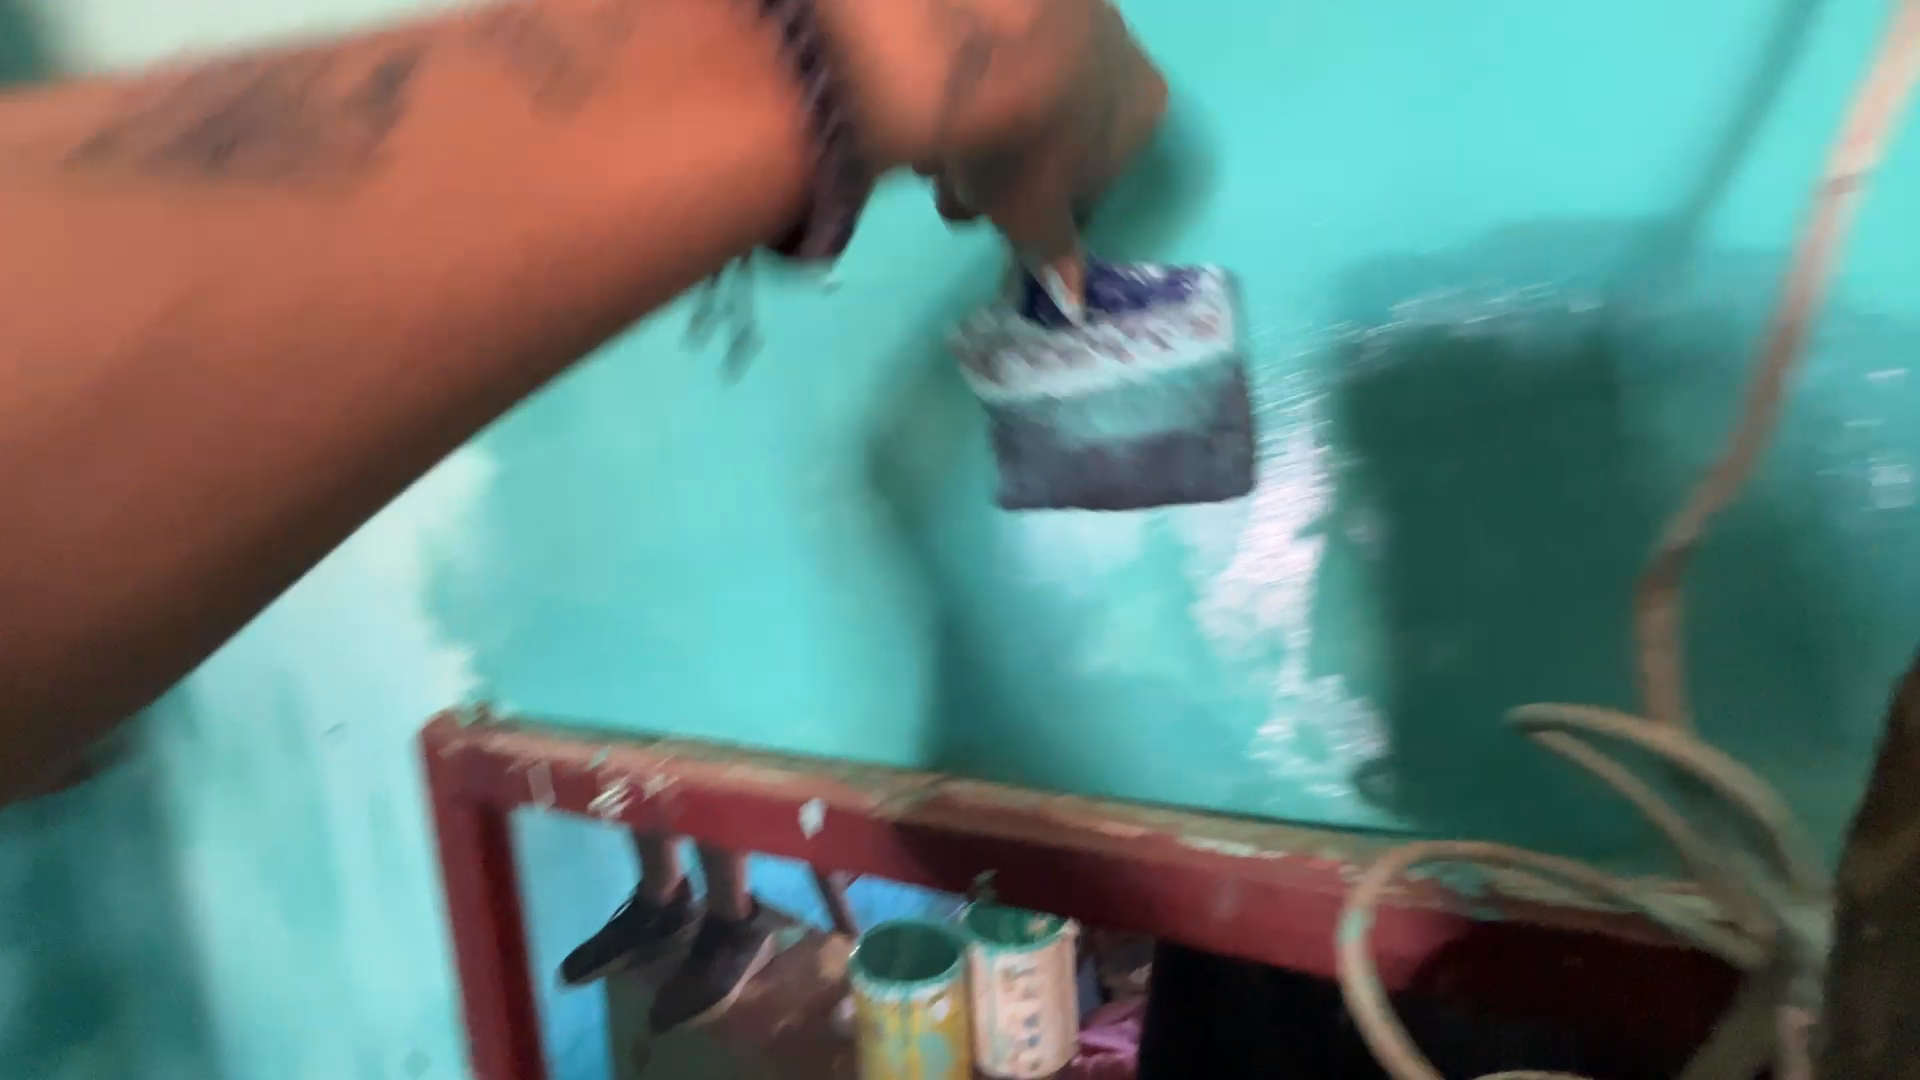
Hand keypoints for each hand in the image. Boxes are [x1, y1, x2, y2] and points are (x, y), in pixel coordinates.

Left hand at [818, 0, 1168, 283]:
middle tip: (961, 202)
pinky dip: (960, 93)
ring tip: (935, 163)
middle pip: (1053, 137)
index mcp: (1143, 111)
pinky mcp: (1015, 0)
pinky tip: (929, 112)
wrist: (984, 45)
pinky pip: (987, 61)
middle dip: (1002, 180)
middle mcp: (1118, 53)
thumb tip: (1074, 302)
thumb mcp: (1038, 221)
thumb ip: (1055, 256)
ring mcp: (1069, 12)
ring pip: (1016, 99)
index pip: (1097, 179)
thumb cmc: (1031, 151)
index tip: (1010, 225)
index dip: (1047, 210)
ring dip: (974, 142)